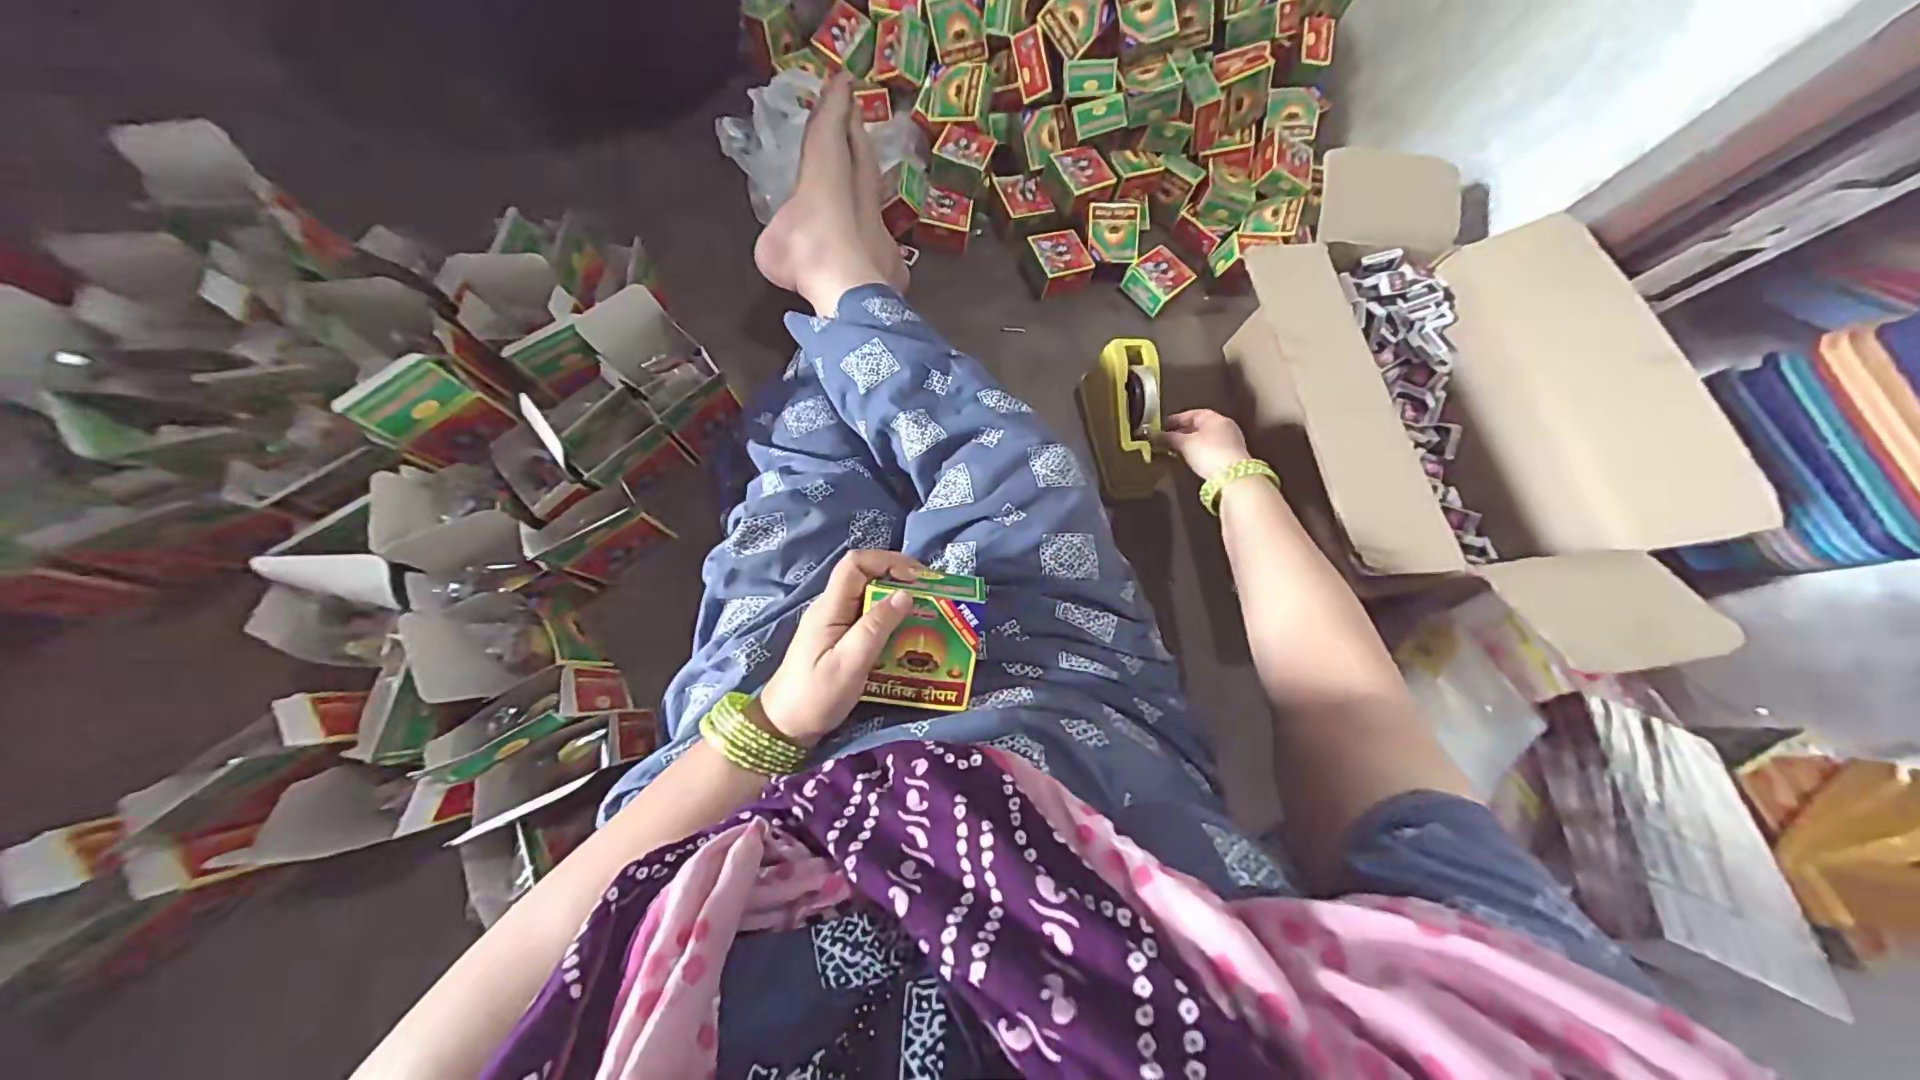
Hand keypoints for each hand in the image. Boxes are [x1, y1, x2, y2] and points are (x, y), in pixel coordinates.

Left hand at [757, 549, 924, 746]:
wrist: (784, 727)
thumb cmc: (815, 696)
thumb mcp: (850, 663)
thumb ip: (876, 627)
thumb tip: (905, 594)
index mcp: (829, 608)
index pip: (856, 564)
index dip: (888, 561)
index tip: (918, 577)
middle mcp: (831, 609)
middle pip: (866, 577)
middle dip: (900, 580)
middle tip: (931, 596)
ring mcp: (834, 624)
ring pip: (869, 598)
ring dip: (897, 602)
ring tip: (925, 614)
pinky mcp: (839, 639)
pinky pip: (867, 619)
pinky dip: (890, 621)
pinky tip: (907, 636)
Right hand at [1161, 409, 1252, 481]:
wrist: (1233, 476)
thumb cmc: (1207, 453)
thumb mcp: (1184, 444)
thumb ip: (1168, 438)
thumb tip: (1152, 436)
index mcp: (1214, 418)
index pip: (1191, 414)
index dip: (1175, 420)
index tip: (1161, 427)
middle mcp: (1224, 426)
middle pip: (1198, 426)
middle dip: (1181, 432)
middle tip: (1165, 440)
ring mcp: (1230, 441)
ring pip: (1204, 438)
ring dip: (1189, 443)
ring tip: (1174, 450)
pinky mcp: (1231, 455)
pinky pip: (1210, 448)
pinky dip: (1198, 451)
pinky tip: (1189, 458)